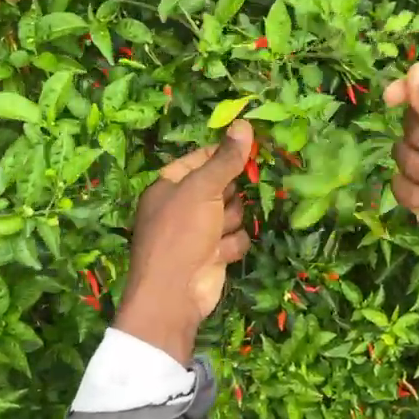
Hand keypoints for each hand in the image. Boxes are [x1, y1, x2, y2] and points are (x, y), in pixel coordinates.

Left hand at [118, 120, 254, 364]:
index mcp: (169, 185)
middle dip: (229, 193)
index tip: (249, 149)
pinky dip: (231, 245)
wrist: (174, 294)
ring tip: (218, 230)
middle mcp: (182, 206)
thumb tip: (244, 124)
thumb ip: (226, 159)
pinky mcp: (213, 254)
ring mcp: (198, 232)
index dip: (222, 155)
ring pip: (232, 212)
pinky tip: (220, 253)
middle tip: (231, 194)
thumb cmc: (180, 233)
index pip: (201, 159)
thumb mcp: (203, 189)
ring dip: (230, 221)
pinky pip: (235, 238)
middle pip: (220, 185)